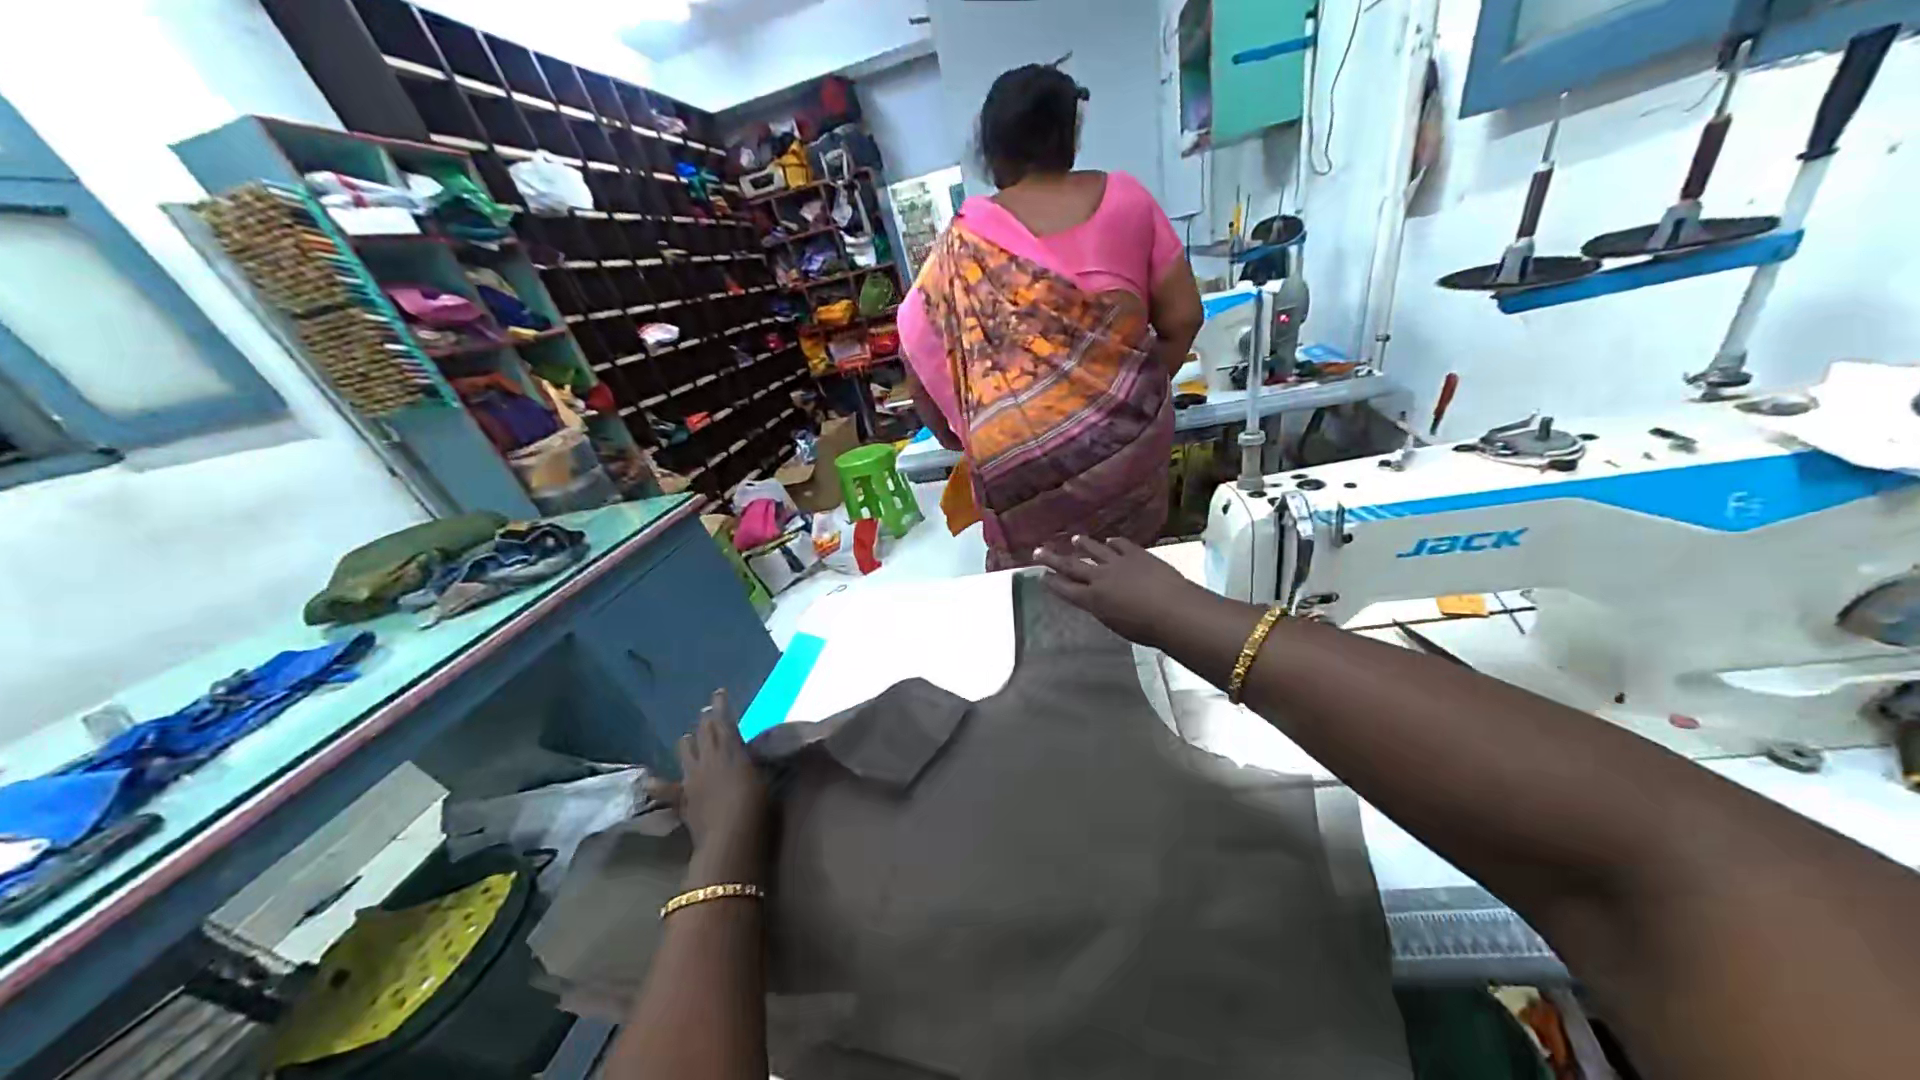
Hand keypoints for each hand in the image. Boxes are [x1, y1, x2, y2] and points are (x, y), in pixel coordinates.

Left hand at [645, 689, 769, 878]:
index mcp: (732, 750)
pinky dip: (658, 784)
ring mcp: (692, 779)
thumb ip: (758, 764)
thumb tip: (756, 755)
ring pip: (686, 751)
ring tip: (689, 737)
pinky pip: (667, 789)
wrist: (730, 839)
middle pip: (705, 733)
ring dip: (689, 742)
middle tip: (707, 711)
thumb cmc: (757, 807)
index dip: (722, 706)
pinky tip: (649, 780)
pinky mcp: (683, 799)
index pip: (725, 721)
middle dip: (706, 720)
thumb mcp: (765, 778)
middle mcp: (709, 759)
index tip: (719, 692)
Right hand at [1034, 535, 1219, 648]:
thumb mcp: (1115, 624)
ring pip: (1095, 550)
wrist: (1173, 611)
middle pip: (1071, 566)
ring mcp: (1118, 563)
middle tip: (1039, 551)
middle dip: (1053, 559)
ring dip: (1083, 544)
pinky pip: (1121, 545)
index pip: (1065, 588)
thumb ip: (1103, 609)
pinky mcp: (1137, 554)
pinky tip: (1110, 540)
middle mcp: (1100, 578)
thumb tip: (1099, 601)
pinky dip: (1113, 542)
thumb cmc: (1145, 629)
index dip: (1052, 582)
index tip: (1042, 575)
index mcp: (1092, 599)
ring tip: (1075, 539)